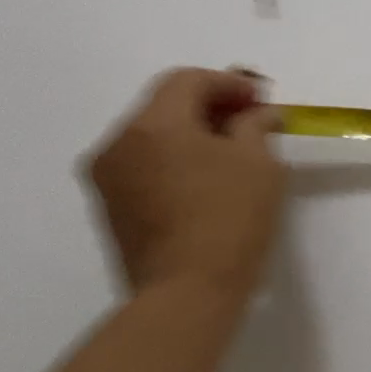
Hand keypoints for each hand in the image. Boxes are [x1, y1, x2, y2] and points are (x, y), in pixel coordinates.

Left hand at [85, 68, 287, 295]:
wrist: (187, 291)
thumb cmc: (230, 216)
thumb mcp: (259, 162)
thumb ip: (254, 125)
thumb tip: (256, 113)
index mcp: (152, 125)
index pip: (187, 80)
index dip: (229, 83)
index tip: (263, 100)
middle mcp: (117, 144)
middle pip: (164, 105)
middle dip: (210, 106)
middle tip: (252, 120)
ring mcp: (107, 178)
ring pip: (153, 136)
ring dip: (192, 133)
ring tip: (233, 150)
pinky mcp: (111, 207)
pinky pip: (145, 164)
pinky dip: (176, 159)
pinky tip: (208, 177)